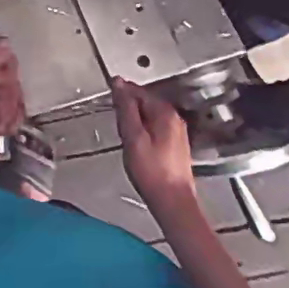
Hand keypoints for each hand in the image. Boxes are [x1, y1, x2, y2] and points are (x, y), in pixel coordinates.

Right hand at [112, 77, 195, 213]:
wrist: (173, 204)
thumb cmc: (151, 172)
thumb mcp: (132, 136)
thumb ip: (125, 108)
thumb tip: (118, 83)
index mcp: (164, 112)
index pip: (137, 90)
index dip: (121, 96)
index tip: (111, 108)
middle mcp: (174, 118)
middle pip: (144, 101)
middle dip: (128, 110)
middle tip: (120, 128)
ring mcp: (177, 132)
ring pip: (149, 115)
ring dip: (135, 122)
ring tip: (127, 139)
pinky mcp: (176, 145)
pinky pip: (155, 128)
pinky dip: (144, 132)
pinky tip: (138, 147)